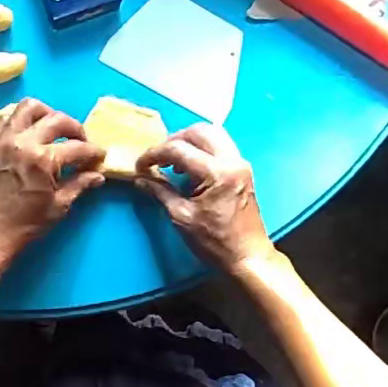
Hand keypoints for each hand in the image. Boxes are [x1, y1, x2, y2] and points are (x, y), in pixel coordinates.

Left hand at [0, 98, 106, 257]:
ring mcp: (2, 139)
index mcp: (43, 159)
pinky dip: (21, 120)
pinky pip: (6, 118)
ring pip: (28, 108)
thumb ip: (79, 185)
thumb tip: (98, 175)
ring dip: (46, 114)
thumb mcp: (58, 207)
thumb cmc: (24, 224)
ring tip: (52, 129)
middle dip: (75, 128)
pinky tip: (28, 134)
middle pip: (57, 119)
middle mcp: (23, 142)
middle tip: (80, 141)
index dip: (93, 152)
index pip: (77, 147)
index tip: (99, 156)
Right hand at [136, 124, 277, 273]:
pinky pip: (219, 146)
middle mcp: (232, 161)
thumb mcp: (181, 217)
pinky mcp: (241, 169)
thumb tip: (140, 178)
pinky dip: (200, 149)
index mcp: (217, 173)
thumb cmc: (214, 241)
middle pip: (199, 131)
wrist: (247, 256)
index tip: (140, 166)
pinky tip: (187, 166)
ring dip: (188, 141)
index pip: (178, 149)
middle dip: (173, 140)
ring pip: (212, 134)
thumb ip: (160, 192)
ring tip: (170, 161)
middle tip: (156, 158)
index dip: (154, 154)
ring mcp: (240, 163)